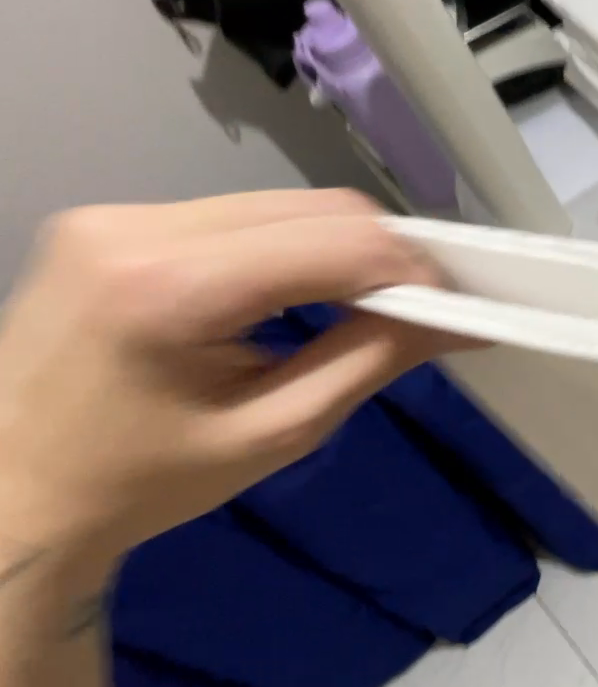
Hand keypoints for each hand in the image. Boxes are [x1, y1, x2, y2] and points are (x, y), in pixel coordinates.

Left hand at [0, 190, 462, 575]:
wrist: (16, 481)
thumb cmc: (153, 476)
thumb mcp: (285, 427)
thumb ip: (376, 359)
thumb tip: (463, 321)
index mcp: (172, 285)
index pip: (337, 242)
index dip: (417, 274)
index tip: (459, 317)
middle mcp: (139, 226)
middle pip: (319, 209)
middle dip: (394, 258)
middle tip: (430, 314)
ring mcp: (122, 216)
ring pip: (290, 206)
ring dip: (355, 252)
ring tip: (381, 309)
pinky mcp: (122, 223)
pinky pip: (251, 216)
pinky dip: (310, 250)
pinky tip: (321, 295)